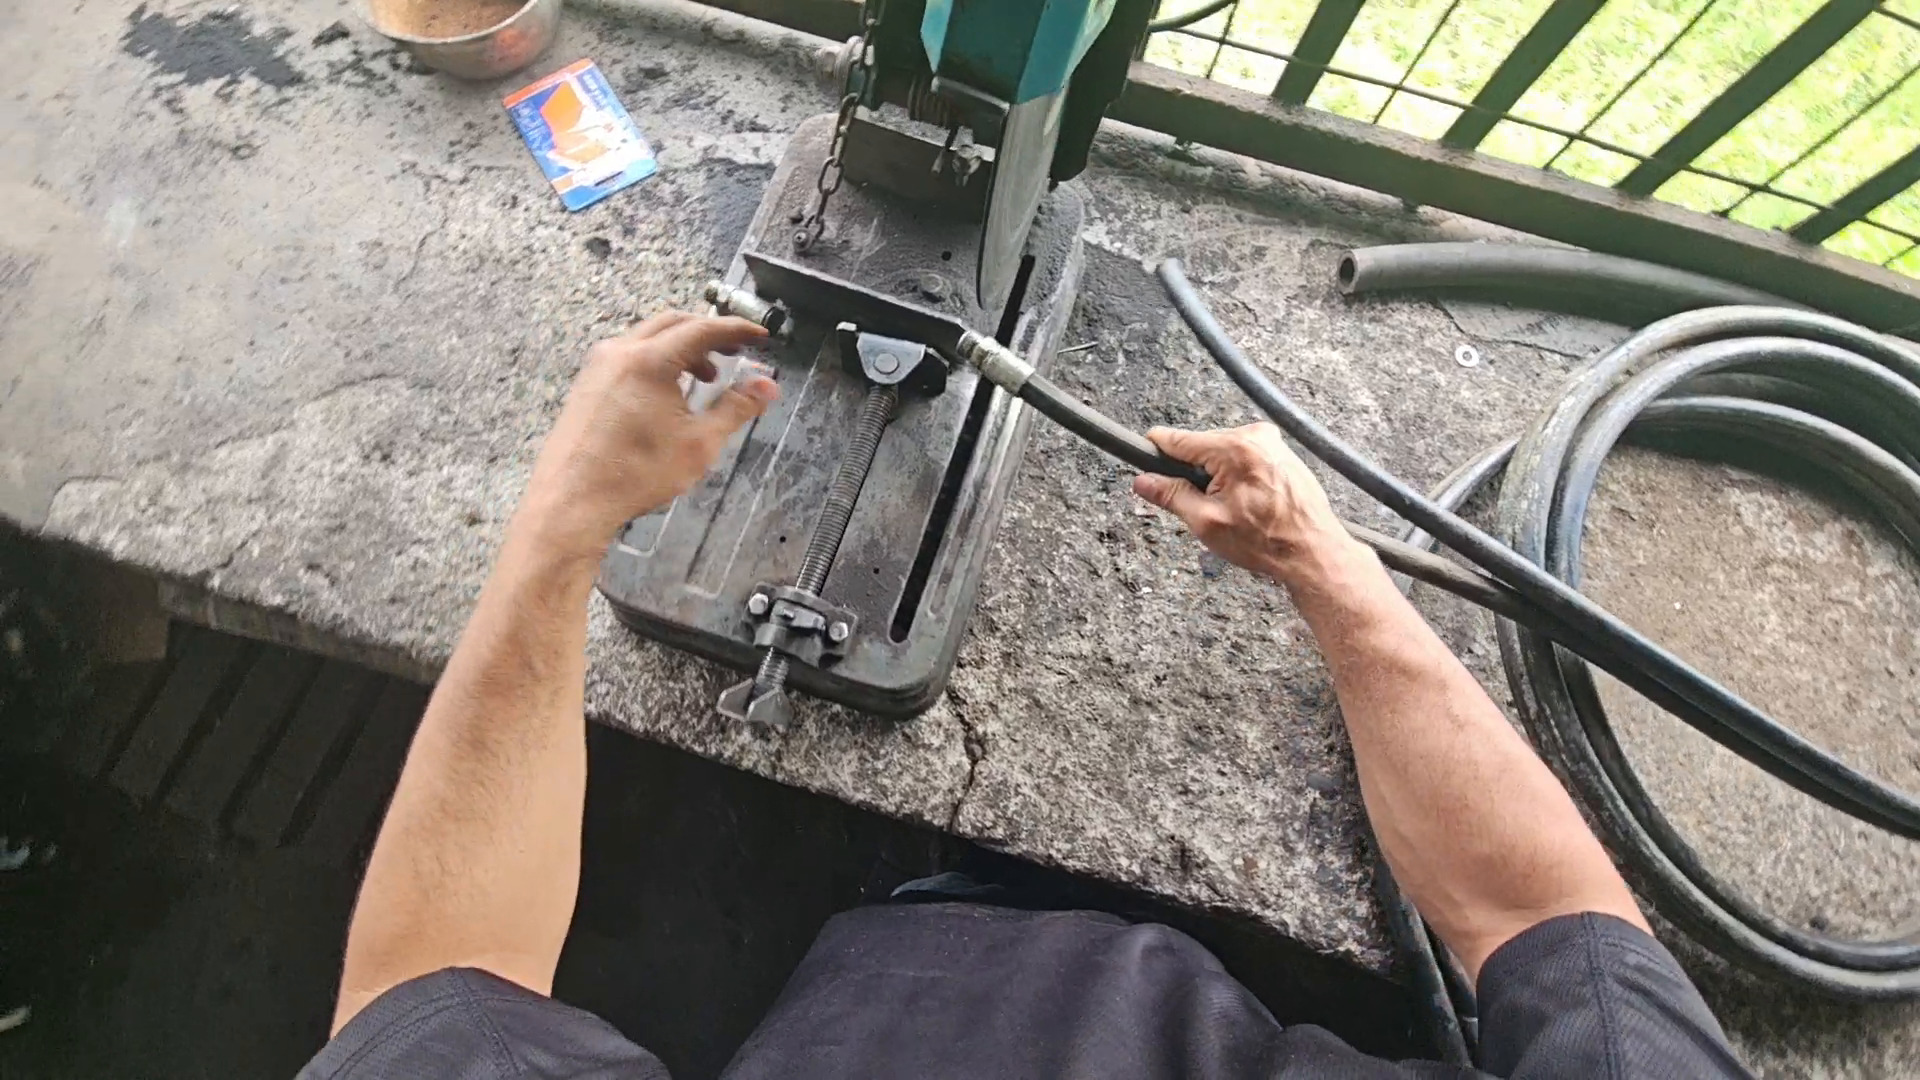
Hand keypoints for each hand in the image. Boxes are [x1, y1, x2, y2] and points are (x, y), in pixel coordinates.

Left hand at [516, 313, 778, 566]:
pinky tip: (671, 393)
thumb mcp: (699, 443)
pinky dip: (660, 361)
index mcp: (650, 361)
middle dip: (709, 333)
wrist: (573, 500)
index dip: (736, 330)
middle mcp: (620, 352)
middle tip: (737, 351)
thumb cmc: (638, 473)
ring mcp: (598, 367)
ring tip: (707, 378)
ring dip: (684, 348)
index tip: (760, 335)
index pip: (702, 330)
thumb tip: (766, 386)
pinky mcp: (588, 385)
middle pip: (672, 324)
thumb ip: (735, 408)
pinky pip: (631, 356)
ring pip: (649, 338)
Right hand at [1132, 423, 1357, 585]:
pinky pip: (1242, 458)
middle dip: (1193, 474)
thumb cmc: (1266, 541)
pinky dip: (1235, 478)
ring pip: (1220, 454)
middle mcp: (1255, 436)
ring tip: (1232, 509)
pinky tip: (1247, 503)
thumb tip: (1143, 481)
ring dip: (1216, 478)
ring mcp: (1271, 442)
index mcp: (1234, 449)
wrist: (1313, 552)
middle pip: (1199, 447)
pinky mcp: (1280, 453)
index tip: (1143, 463)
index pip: (1176, 439)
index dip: (1155, 453)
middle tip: (1205, 507)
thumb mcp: (1205, 522)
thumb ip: (1170, 496)